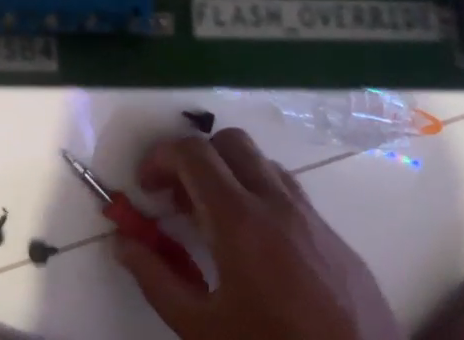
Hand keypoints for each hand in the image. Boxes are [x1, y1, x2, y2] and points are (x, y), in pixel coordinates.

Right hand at [115, 129, 400, 339]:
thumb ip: (156, 279)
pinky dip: (262, 200)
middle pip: (230, 142)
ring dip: (230, 176)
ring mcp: (314, 219)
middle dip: (196, 158)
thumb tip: (124, 243)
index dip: (160, 157)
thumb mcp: (201, 328)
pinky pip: (293, 196)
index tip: (147, 188)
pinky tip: (257, 248)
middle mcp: (278, 205)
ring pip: (264, 164)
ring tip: (215, 220)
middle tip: (178, 198)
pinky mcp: (339, 241)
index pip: (193, 152)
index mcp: (240, 221)